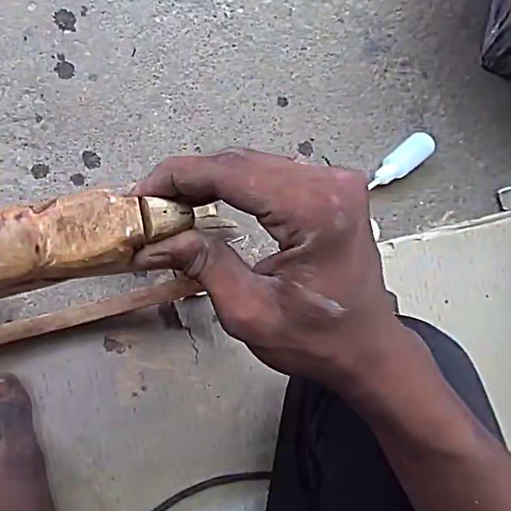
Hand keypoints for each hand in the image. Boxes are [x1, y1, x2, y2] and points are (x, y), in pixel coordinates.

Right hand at [132, 148, 413, 390]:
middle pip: (240, 161)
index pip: (232, 173)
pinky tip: (205, 197)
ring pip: (252, 163)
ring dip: (207, 179)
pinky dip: (231, 183)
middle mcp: (331, 184)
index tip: (142, 195)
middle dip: (187, 178)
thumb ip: (205, 267)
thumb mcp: (251, 313)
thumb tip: (158, 243)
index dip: (178, 177)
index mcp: (316, 211)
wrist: (368, 349)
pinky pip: (269, 172)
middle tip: (149, 205)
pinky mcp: (331, 188)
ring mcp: (335, 182)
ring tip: (169, 205)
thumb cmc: (319, 340)